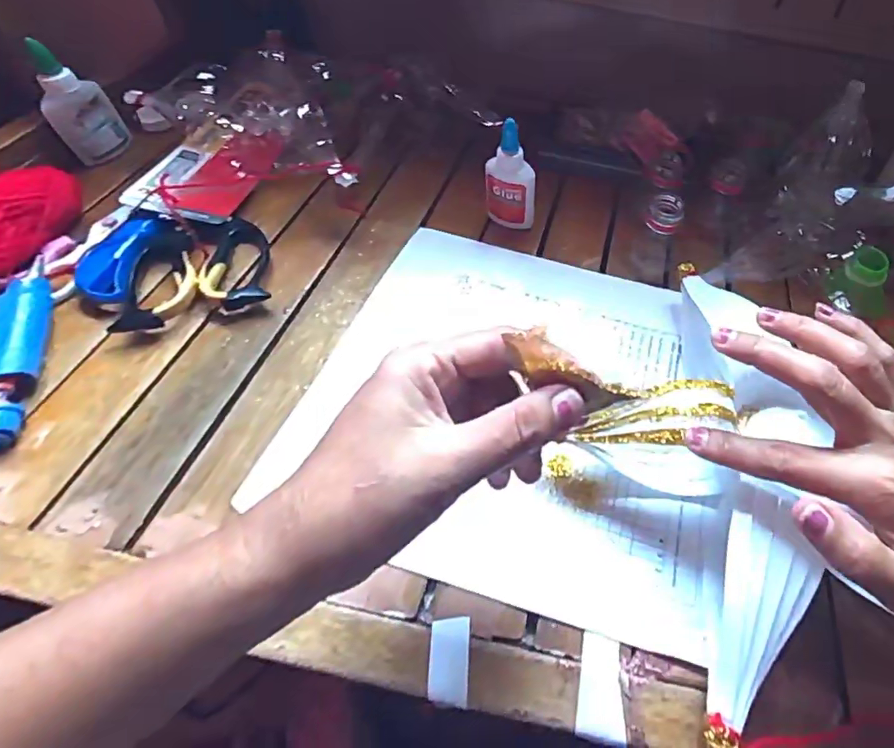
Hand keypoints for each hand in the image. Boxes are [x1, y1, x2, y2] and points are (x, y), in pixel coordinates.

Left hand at [252, 329, 586, 593]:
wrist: (304, 549)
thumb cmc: (369, 498)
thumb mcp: (450, 463)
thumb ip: (514, 429)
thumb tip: (573, 400)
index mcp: (422, 363)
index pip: (499, 343)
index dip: (548, 362)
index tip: (589, 389)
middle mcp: (421, 375)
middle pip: (495, 375)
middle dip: (531, 408)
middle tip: (561, 444)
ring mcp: (418, 407)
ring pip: (485, 406)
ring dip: (513, 435)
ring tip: (526, 476)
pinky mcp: (417, 437)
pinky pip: (468, 431)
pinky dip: (491, 451)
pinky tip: (499, 481)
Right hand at [687, 303, 893, 639]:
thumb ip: (853, 554)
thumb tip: (798, 508)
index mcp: (878, 486)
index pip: (788, 460)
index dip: (734, 449)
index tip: (692, 435)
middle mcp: (890, 438)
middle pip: (821, 379)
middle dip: (767, 354)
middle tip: (723, 335)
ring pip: (855, 356)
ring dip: (807, 329)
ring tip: (764, 313)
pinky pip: (887, 357)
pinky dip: (854, 327)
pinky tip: (825, 311)